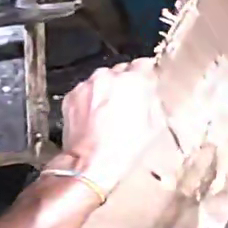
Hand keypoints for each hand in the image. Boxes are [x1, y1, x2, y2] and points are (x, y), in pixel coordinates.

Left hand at [55, 58, 161, 193]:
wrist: (91, 164)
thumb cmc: (125, 148)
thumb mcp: (155, 125)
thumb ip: (154, 101)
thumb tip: (153, 94)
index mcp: (134, 80)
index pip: (145, 63)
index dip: (148, 73)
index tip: (149, 80)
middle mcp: (109, 76)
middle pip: (122, 70)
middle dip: (127, 82)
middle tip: (131, 101)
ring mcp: (88, 85)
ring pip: (102, 79)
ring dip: (108, 89)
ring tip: (111, 111)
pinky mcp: (72, 96)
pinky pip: (86, 91)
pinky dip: (91, 99)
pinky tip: (96, 117)